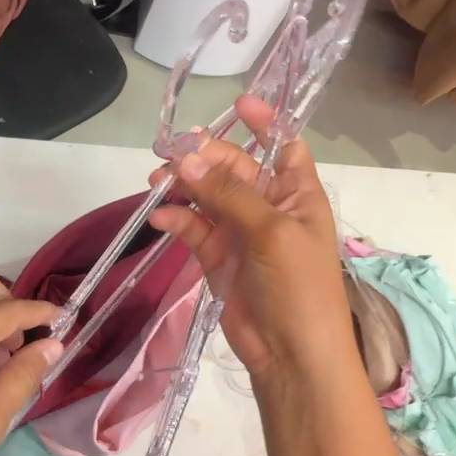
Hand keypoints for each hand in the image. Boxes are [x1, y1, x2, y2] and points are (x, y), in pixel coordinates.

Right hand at [149, 94, 358, 388]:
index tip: (238, 103)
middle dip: (204, 157)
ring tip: (156, 179)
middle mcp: (268, 207)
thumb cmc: (298, 286)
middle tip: (170, 152)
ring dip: (184, 186)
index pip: (283, 146)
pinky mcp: (216, 258)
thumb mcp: (270, 232)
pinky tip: (160, 217)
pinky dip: (176, 220)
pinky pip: (193, 229)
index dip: (266, 124)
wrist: (291, 352)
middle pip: (233, 168)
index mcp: (297, 194)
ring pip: (207, 197)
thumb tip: (186, 160)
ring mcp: (240, 233)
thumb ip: (228, 195)